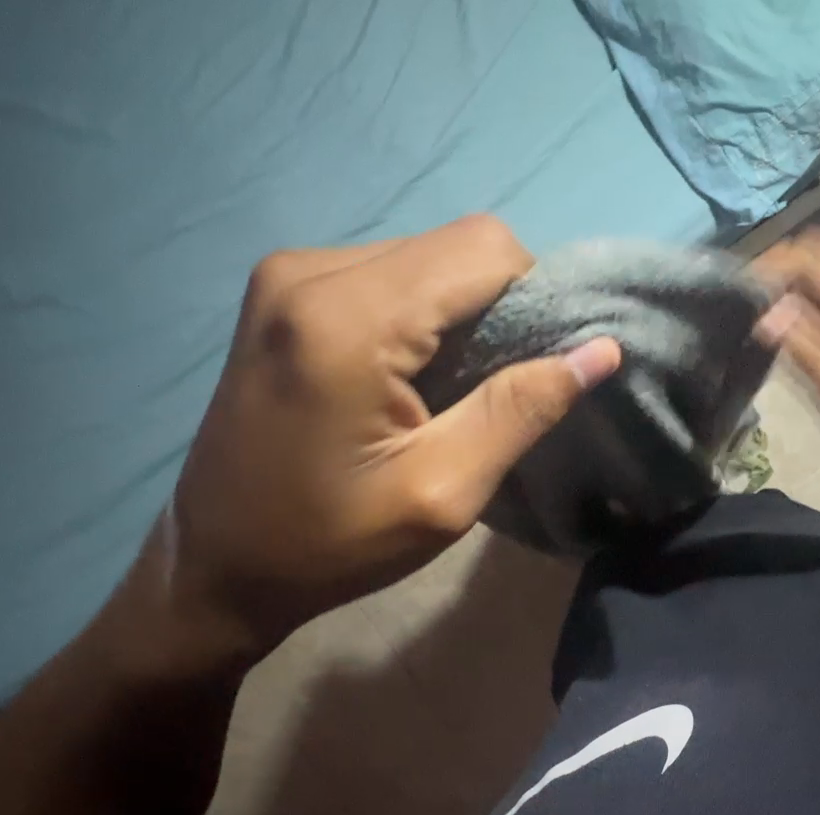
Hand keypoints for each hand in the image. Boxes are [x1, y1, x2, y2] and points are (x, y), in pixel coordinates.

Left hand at [164, 215, 620, 650]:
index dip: (535, 299)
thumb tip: (601, 350)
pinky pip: (389, 273)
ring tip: (449, 392)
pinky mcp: (284, 289)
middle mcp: (311, 270)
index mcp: (349, 319)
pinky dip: (423, 316)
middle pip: (456, 245)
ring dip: (461, 313)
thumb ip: (522, 410)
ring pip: (426, 256)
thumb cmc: (332, 543)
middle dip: (499, 307)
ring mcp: (290, 273)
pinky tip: (409, 377)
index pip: (486, 250)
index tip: (533, 374)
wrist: (217, 564)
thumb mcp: (443, 493)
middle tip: (493, 391)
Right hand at [751, 230, 819, 490]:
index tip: (738, 290)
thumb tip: (768, 313)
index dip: (772, 266)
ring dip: (786, 288)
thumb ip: (810, 356)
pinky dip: (801, 304)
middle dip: (777, 273)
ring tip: (754, 318)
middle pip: (816, 259)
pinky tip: (781, 331)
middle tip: (742, 306)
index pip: (812, 263)